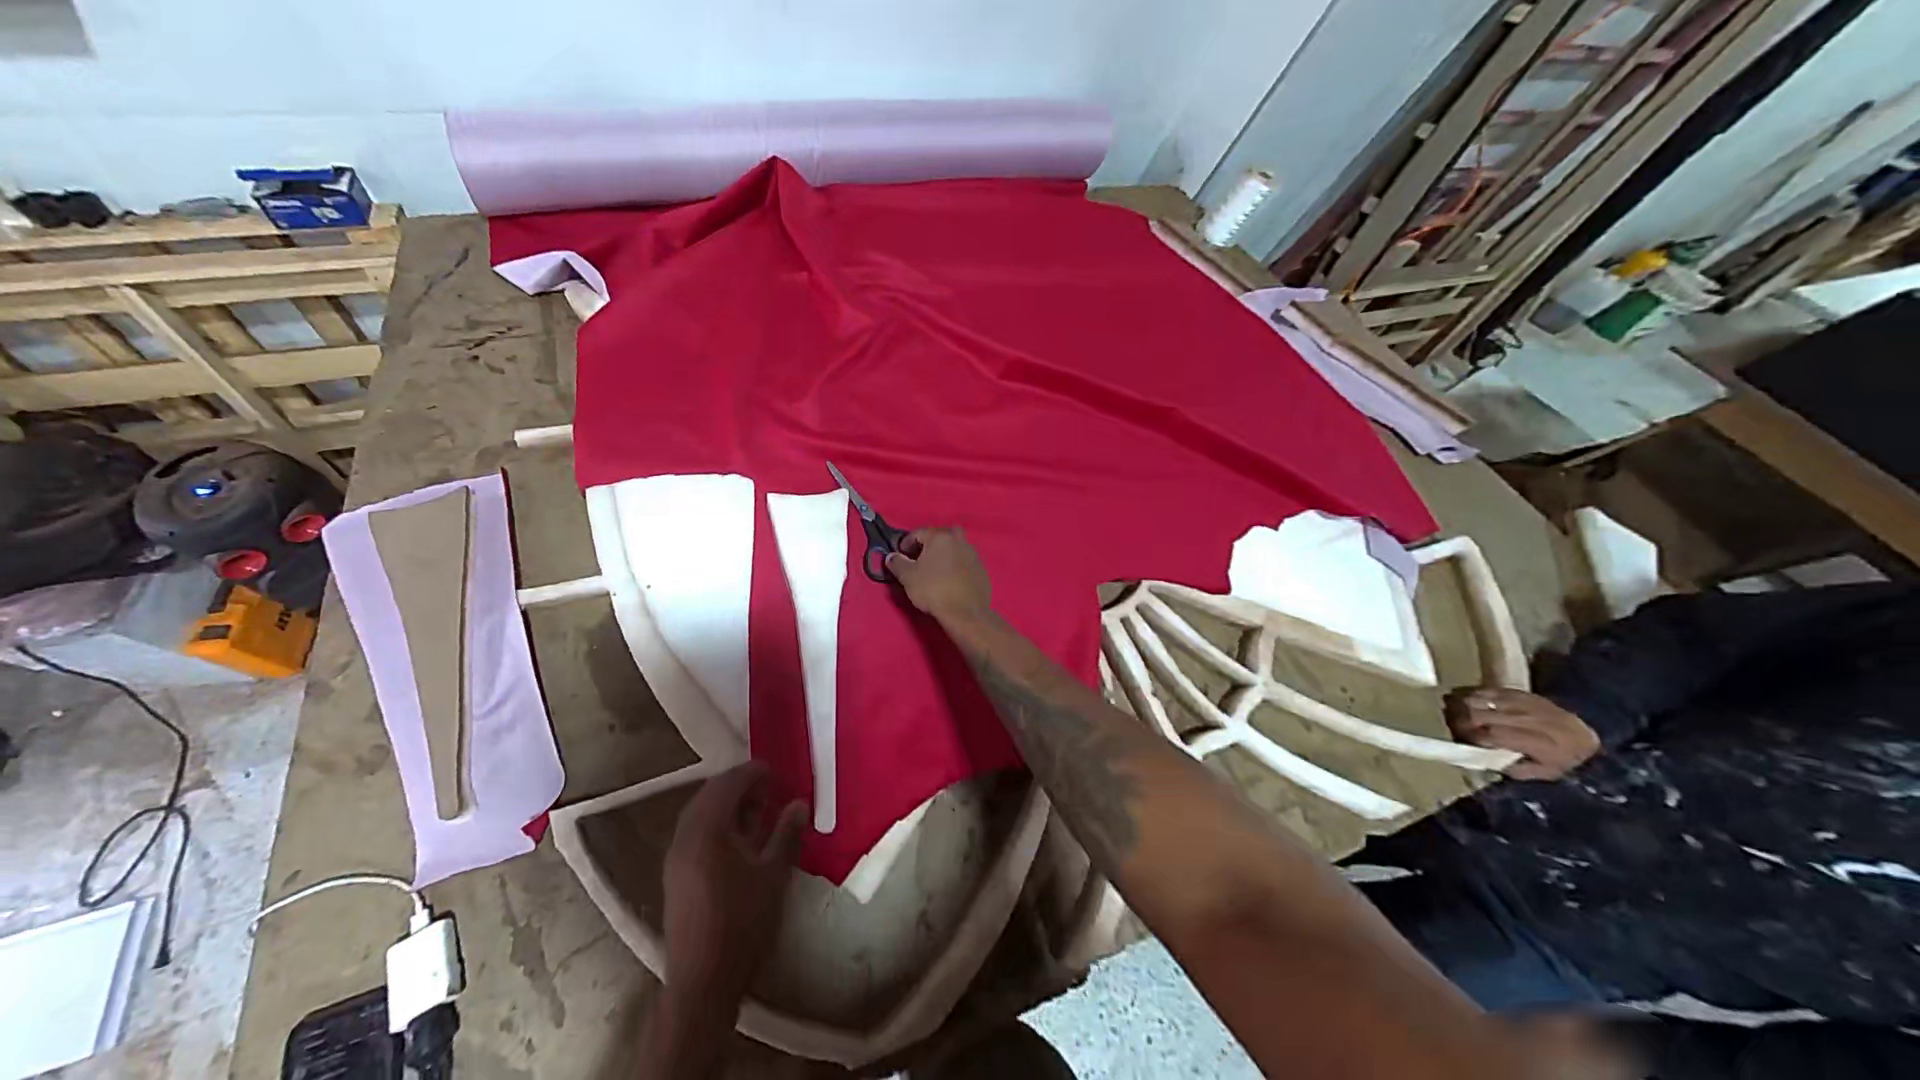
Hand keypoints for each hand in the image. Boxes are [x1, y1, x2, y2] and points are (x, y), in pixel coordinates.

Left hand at [662, 762, 807, 1000]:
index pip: (728, 784)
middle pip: (709, 795)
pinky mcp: (674, 875)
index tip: (775, 770)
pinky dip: (717, 824)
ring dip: (727, 805)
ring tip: (757, 812)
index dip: (752, 772)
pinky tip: (739, 840)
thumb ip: (787, 834)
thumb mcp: (774, 874)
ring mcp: (675, 857)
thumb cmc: (743, 922)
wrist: (704, 979)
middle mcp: (685, 836)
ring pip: (700, 814)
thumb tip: (799, 803)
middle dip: (738, 786)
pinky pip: (695, 833)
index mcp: (707, 829)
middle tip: (768, 789)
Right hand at [885, 527, 993, 625]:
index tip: (900, 555)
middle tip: (921, 559)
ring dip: (945, 554)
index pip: (918, 533)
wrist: (965, 613)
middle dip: (930, 544)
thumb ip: (897, 563)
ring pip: (955, 548)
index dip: (905, 543)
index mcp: (940, 537)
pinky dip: (957, 566)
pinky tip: (951, 580)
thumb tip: (892, 557)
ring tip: (936, 570)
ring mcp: (973, 554)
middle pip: (941, 536)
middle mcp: (959, 540)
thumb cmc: (933, 590)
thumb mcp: (908, 577)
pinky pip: (965, 562)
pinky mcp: (982, 570)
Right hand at [1446, 688, 1599, 780]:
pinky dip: (1471, 694)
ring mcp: (1521, 703)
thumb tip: (1483, 759)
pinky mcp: (1520, 693)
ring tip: (1453, 712)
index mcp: (1532, 742)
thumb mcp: (1544, 774)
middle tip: (1451, 726)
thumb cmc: (1565, 762)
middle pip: (1476, 714)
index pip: (1488, 735)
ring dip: (1460, 705)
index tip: (1460, 741)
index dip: (1467, 737)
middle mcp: (1524, 719)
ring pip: (1478, 698)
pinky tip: (1465, 700)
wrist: (1588, 739)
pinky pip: (1488, 689)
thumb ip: (1513, 768)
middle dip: (1457, 721)